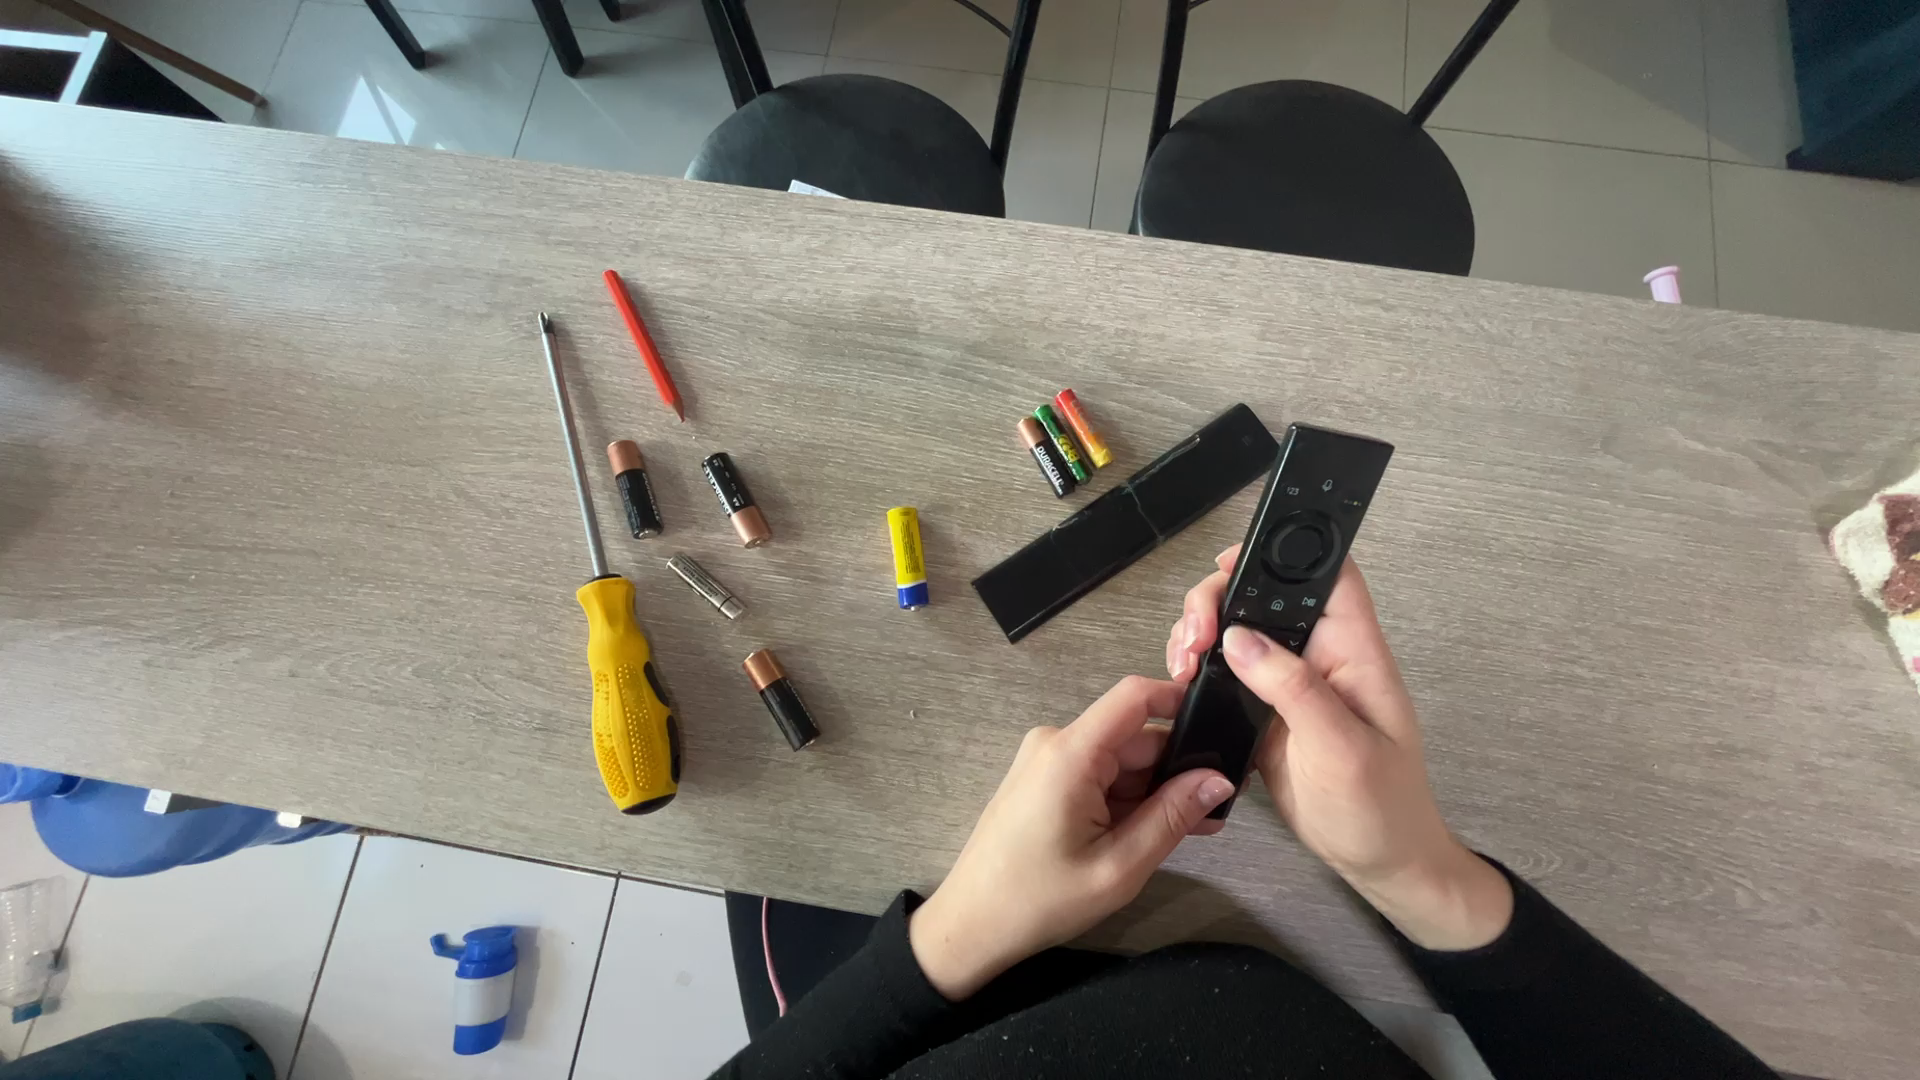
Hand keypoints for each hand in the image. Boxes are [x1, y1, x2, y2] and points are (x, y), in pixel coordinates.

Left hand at [909, 677, 1234, 999]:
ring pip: (1119, 758)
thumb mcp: (1118, 866)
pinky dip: (1128, 796)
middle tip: (1224, 800)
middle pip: (1132, 734)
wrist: (972, 922)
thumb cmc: (1041, 899)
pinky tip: (1160, 826)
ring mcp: (1047, 759)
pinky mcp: (1045, 779)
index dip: (1179, 699)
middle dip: (1177, 763)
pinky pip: (1098, 774)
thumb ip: (1171, 817)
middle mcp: (1057, 742)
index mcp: (1070, 752)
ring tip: (1201, 823)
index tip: (1222, 721)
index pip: (1133, 696)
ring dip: (1156, 786)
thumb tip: (1220, 779)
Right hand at [1166, 546, 1511, 949]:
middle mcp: (1317, 655)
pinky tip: (1182, 675)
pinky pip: (1223, 666)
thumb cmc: (1379, 807)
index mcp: (1352, 652)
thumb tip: (1237, 637)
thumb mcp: (1343, 749)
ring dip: (1199, 631)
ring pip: (1236, 627)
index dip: (1286, 552)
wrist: (1375, 860)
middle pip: (1263, 594)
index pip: (1330, 578)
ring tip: (1183, 660)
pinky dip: (1196, 663)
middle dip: (1218, 600)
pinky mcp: (1261, 704)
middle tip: (1194, 635)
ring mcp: (1287, 679)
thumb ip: (1293, 689)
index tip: (1231, 561)